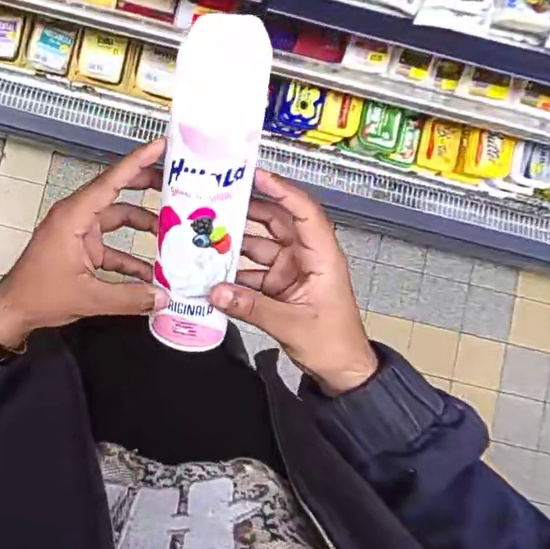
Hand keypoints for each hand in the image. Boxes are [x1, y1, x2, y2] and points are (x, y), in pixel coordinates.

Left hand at [0, 139, 166, 348]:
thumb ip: (130, 297)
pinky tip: (150, 270)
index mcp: (73, 217)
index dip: (137, 161)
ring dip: (142, 223)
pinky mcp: (80, 248)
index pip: (111, 181)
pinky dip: (130, 255)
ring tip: (169, 229)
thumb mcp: (89, 297)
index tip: (159, 146)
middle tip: (173, 181)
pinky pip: (112, 245)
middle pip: (116, 192)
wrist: (14, 310)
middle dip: (145, 185)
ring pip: (117, 218)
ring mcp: (78, 232)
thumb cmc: (37, 295)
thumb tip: (161, 296)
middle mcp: (76, 218)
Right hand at [210, 170, 377, 395]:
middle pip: (276, 222)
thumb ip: (251, 307)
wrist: (341, 372)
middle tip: (219, 199)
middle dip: (248, 210)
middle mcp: (306, 258)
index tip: (257, 176)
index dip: (282, 190)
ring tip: (207, 234)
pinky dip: (233, 273)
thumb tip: (217, 292)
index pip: (304, 212)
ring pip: (259, 246)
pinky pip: (251, 272)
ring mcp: (291, 272)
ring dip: (235, 242)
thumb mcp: (292, 325)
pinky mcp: (279, 287)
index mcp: (323, 258)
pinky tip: (212, 272)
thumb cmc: (336, 344)